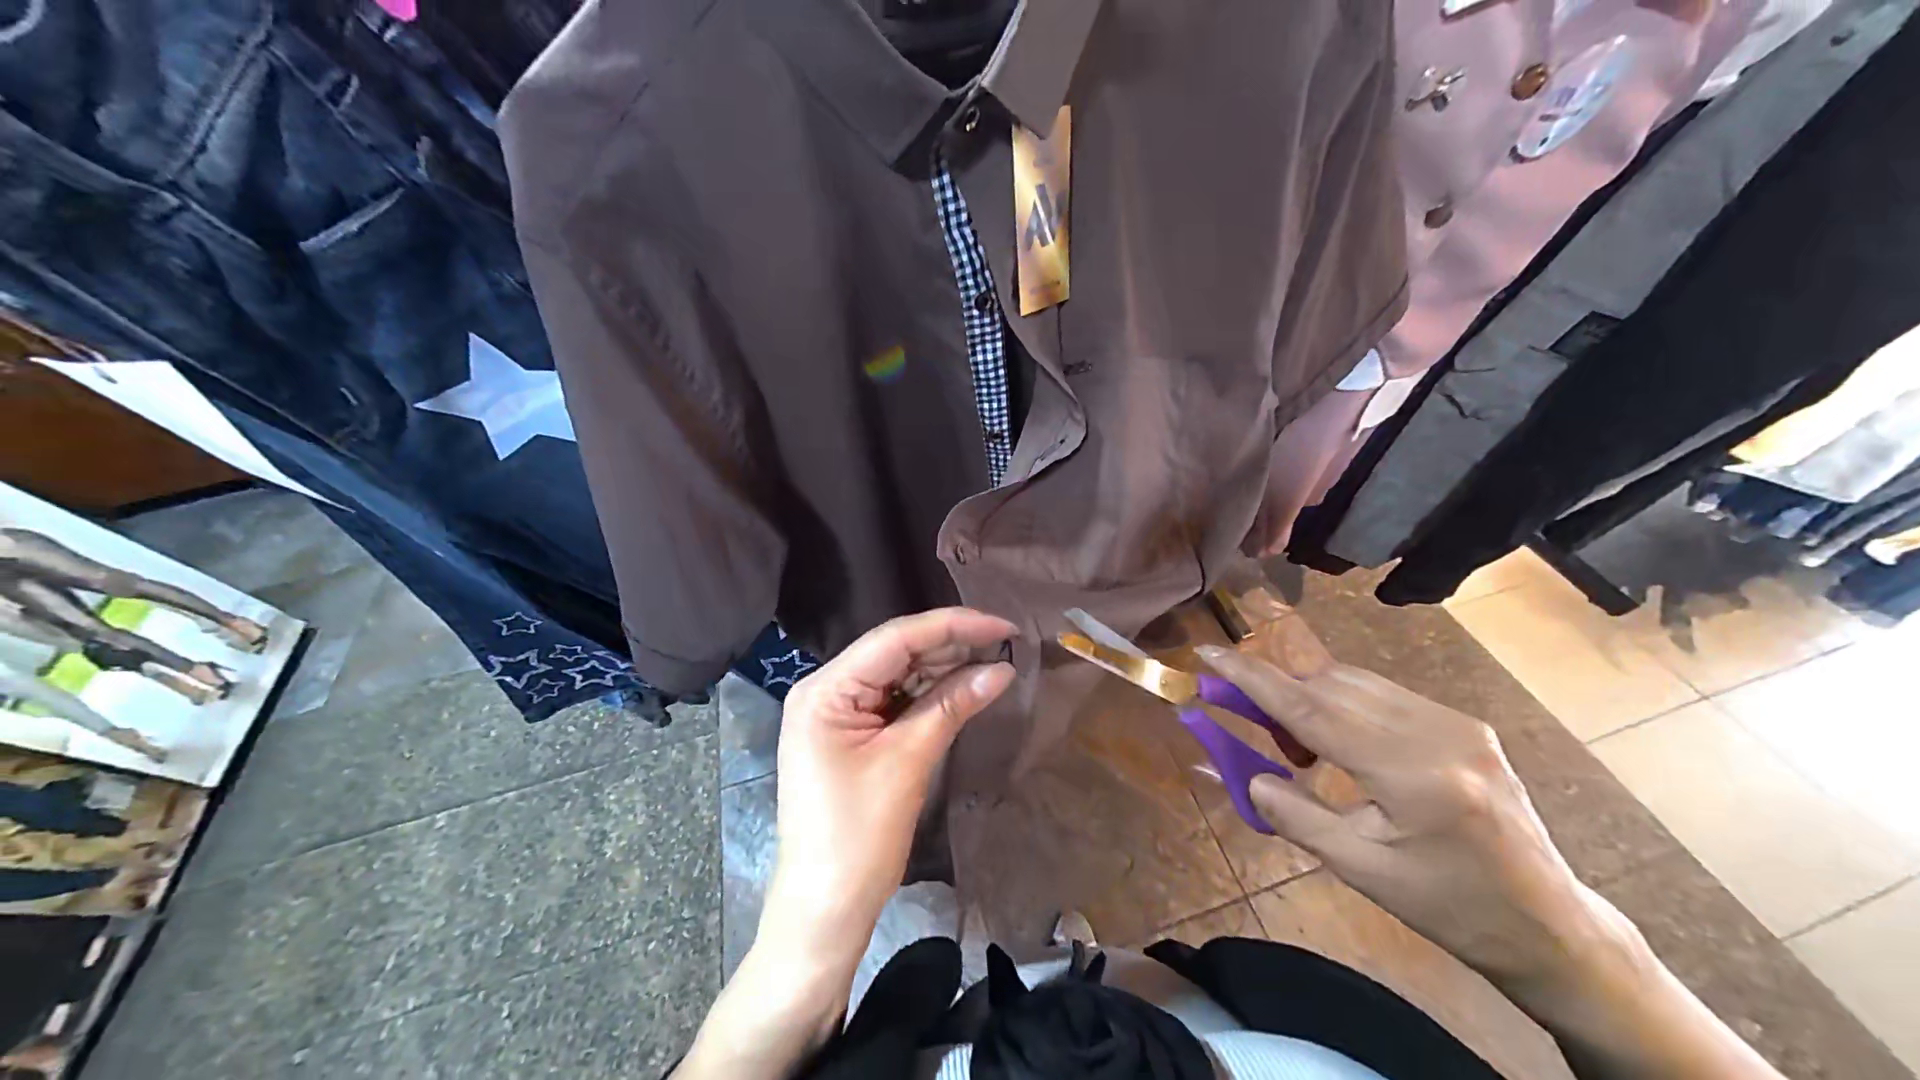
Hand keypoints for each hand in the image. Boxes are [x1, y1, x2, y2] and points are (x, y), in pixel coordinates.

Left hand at [677, 609, 1014, 1079]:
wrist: (825, 908)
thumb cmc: (859, 837)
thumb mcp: (908, 762)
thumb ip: (953, 705)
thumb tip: (1003, 669)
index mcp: (825, 689)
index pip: (895, 639)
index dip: (952, 626)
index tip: (1002, 625)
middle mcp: (825, 689)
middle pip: (896, 651)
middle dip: (951, 645)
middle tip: (1005, 643)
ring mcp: (837, 711)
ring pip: (898, 674)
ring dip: (944, 668)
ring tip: (993, 660)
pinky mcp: (851, 733)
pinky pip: (895, 700)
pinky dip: (930, 694)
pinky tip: (964, 686)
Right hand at [1192, 648, 1606, 987]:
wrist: (1551, 926)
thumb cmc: (1450, 908)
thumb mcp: (1362, 872)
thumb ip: (1297, 817)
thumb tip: (1249, 775)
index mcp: (1413, 775)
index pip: (1311, 709)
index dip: (1251, 678)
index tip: (1208, 652)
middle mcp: (1438, 733)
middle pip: (1331, 685)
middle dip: (1277, 692)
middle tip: (1248, 724)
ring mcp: (1458, 723)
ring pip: (1355, 682)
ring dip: (1311, 698)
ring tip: (1299, 748)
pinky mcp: (1466, 725)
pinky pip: (1384, 694)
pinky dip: (1344, 705)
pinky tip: (1342, 744)